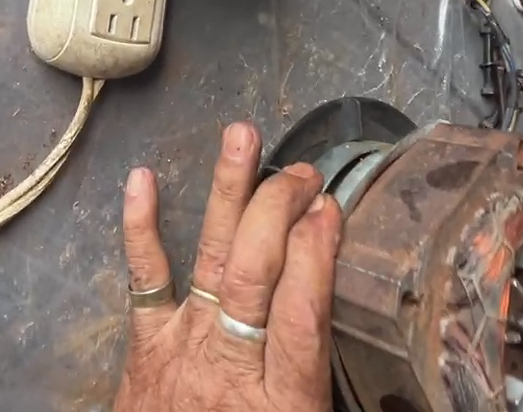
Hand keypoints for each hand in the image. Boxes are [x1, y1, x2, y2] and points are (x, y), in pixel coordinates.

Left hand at [112, 122, 339, 411]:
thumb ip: (335, 392)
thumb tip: (383, 367)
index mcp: (279, 403)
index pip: (300, 317)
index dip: (316, 256)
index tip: (331, 208)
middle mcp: (228, 363)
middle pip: (255, 272)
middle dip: (279, 210)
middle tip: (303, 170)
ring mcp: (183, 344)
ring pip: (209, 258)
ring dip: (226, 193)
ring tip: (241, 137)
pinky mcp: (145, 340)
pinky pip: (144, 277)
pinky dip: (139, 226)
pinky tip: (141, 178)